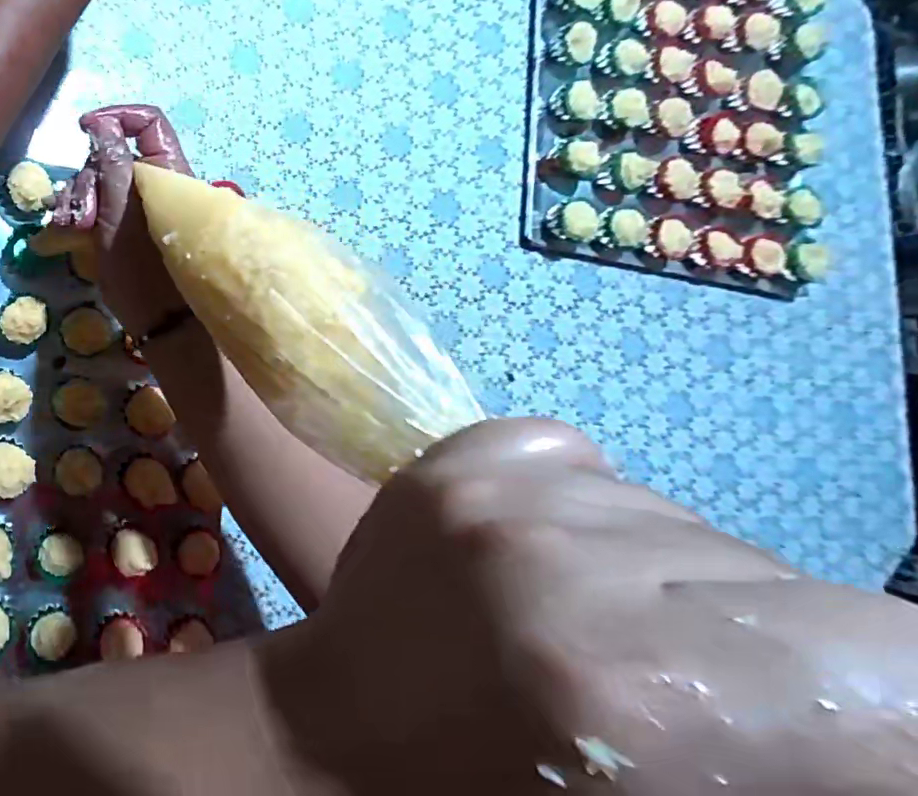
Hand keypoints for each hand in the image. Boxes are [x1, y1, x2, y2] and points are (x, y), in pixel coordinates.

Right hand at [52, 104, 190, 333]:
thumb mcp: (121, 212)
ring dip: (75, 199)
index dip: (115, 117)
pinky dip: (75, 216)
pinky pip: (94, 209)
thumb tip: (102, 126)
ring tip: (67, 228)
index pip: (146, 123)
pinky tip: (63, 233)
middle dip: (85, 177)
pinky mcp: (121, 229)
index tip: (83, 130)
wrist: (162, 323)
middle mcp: (151, 183)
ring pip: (97, 184)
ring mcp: (135, 208)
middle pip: (110, 157)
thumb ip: (111, 165)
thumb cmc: (146, 268)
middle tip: (76, 211)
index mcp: (166, 171)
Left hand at [278, 418, 917, 792]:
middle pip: (775, 574)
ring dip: (668, 567)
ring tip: (599, 619)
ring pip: (668, 510)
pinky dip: (583, 492)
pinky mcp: (432, 467)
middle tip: (698, 682)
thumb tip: (862, 700)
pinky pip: (562, 449)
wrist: (347, 731)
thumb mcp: (681, 795)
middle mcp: (558, 565)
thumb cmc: (504, 794)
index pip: (892, 657)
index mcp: (641, 689)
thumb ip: (794, 730)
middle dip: (778, 639)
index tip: (846, 723)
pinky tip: (550, 545)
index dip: (891, 698)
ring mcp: (481, 499)